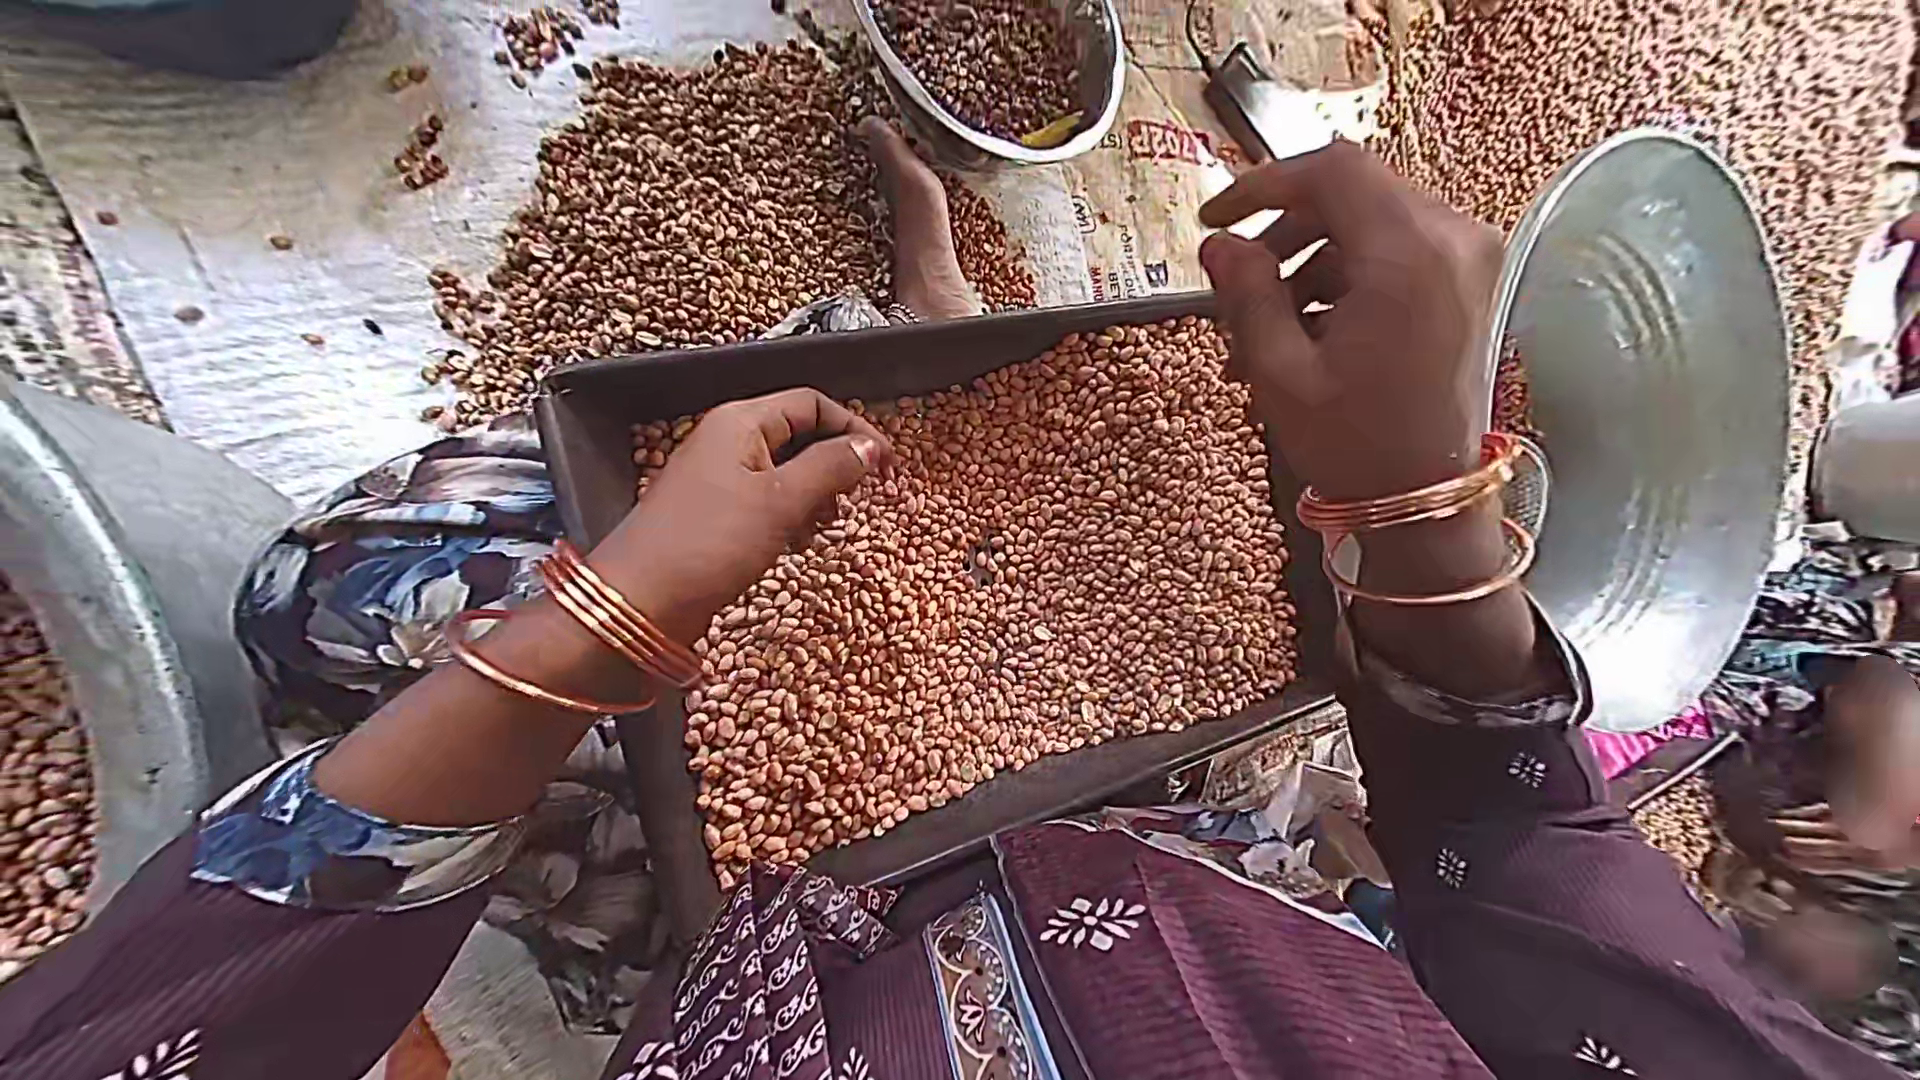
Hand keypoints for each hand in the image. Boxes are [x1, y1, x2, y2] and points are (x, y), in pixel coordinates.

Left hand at [586, 388, 892, 644]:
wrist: (641, 603)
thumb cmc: (711, 543)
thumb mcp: (781, 501)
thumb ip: (831, 466)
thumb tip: (870, 446)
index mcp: (741, 421)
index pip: (813, 404)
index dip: (854, 429)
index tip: (884, 464)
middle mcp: (731, 441)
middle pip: (801, 435)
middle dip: (834, 465)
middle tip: (850, 500)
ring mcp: (723, 477)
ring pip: (788, 471)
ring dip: (815, 494)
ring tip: (821, 526)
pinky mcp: (719, 511)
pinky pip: (769, 500)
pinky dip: (791, 515)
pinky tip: (795, 541)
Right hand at [1199, 140, 1503, 500]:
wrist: (1422, 499)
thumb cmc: (1349, 442)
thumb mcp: (1280, 372)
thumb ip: (1246, 297)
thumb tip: (1216, 246)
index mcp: (1407, 254)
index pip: (1330, 171)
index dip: (1260, 185)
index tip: (1212, 221)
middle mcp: (1451, 238)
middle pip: (1348, 198)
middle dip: (1277, 239)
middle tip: (1233, 291)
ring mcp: (1465, 260)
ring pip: (1362, 231)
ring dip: (1300, 270)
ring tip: (1258, 336)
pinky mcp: (1463, 286)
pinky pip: (1386, 261)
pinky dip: (1334, 287)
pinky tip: (1299, 339)